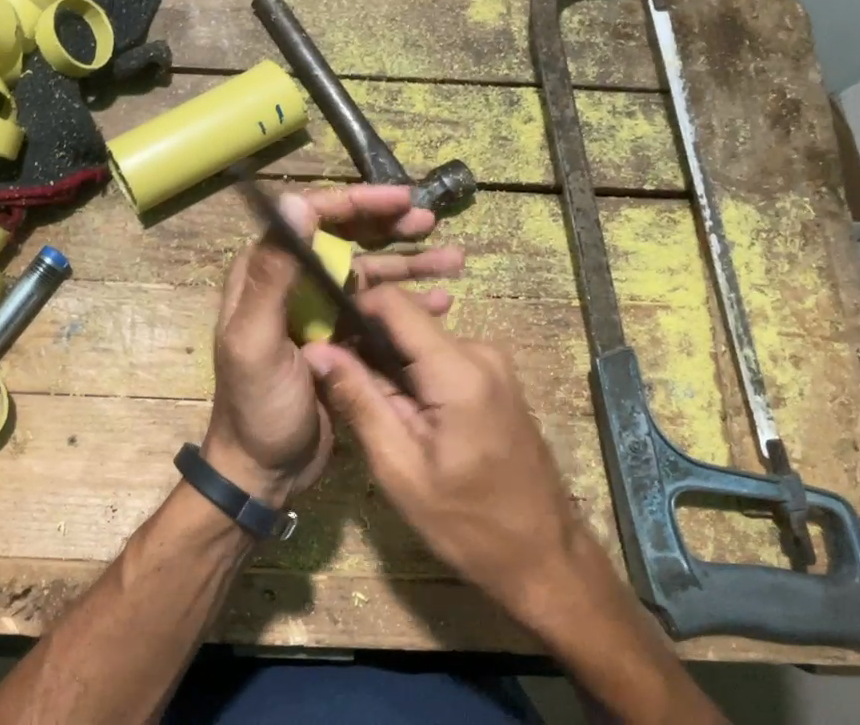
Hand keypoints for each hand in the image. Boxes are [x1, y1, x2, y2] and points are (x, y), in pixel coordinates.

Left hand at [205, 185, 463, 505]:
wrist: (263, 471)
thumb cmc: (256, 406)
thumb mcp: (257, 341)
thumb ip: (273, 274)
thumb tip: (292, 201)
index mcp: (264, 276)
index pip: (308, 220)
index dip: (354, 202)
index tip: (399, 199)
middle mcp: (291, 286)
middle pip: (343, 240)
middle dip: (387, 227)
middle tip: (430, 221)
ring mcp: (319, 314)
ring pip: (367, 274)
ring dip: (408, 264)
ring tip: (455, 261)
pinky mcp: (342, 342)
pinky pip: (380, 312)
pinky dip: (410, 304)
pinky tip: (443, 303)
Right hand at [304, 286, 583, 607]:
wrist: (544, 557)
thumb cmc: (468, 523)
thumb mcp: (400, 468)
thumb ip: (358, 399)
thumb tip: (315, 348)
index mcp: (458, 370)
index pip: (393, 302)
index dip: (351, 312)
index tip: (324, 342)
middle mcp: (481, 351)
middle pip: (404, 322)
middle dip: (366, 347)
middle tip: (341, 391)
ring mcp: (493, 364)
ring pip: (419, 342)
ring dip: (389, 367)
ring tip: (374, 413)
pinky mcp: (495, 378)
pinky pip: (439, 359)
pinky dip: (413, 378)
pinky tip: (404, 418)